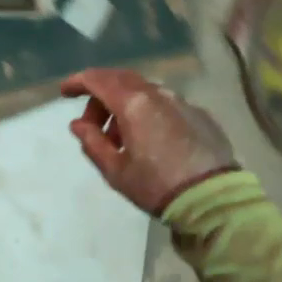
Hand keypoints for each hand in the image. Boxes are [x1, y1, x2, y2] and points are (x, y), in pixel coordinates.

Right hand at [63, 68, 236, 215]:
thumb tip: (79, 124)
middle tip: (93, 122)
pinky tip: (152, 140)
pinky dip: (149, 112)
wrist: (216, 202)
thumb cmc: (158, 185)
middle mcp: (157, 94)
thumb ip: (92, 142)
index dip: (77, 82)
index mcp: (132, 103)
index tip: (65, 92)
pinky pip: (166, 104)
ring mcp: (182, 102)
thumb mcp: (116, 171)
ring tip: (122, 137)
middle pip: (120, 79)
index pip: (97, 79)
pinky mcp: (201, 115)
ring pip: (144, 91)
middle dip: (101, 95)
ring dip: (125, 105)